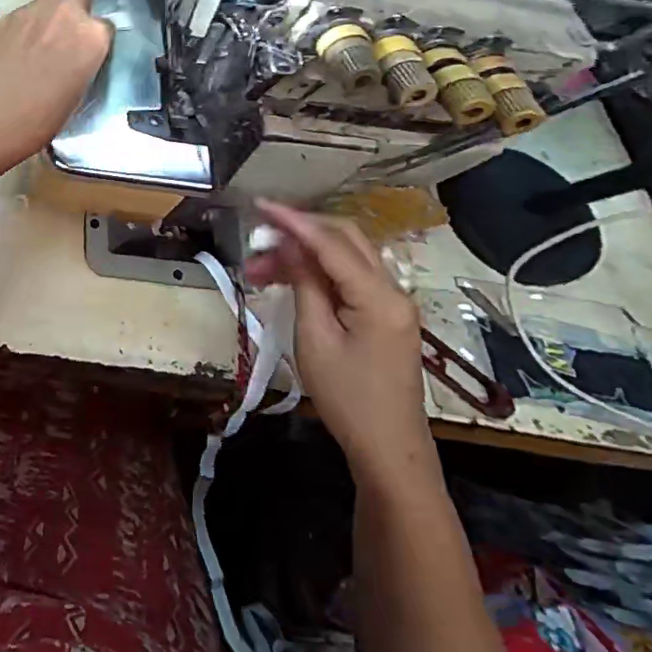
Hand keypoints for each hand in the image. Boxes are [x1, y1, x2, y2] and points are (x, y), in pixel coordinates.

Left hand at [0, 0, 112, 182]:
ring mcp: (32, 12)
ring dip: (49, 11)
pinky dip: (25, 26)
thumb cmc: (39, 119)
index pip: (105, 24)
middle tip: (69, 26)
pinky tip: (16, 50)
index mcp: (91, 38)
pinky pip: (23, 13)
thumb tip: (76, 56)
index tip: (88, 50)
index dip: (96, 37)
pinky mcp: (5, 17)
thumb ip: (82, 63)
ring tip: (40, 40)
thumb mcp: (76, 95)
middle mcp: (64, 15)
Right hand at [252, 200, 435, 487]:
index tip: (260, 205)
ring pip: (346, 258)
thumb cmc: (347, 399)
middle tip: (259, 237)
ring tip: (260, 270)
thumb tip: (288, 246)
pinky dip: (319, 272)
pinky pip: (350, 279)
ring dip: (305, 254)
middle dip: (299, 232)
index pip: (331, 244)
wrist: (388, 447)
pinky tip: (289, 281)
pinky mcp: (385, 315)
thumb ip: (305, 285)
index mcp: (378, 297)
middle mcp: (393, 290)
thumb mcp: (315, 340)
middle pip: (345, 240)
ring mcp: (392, 303)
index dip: (293, 221)